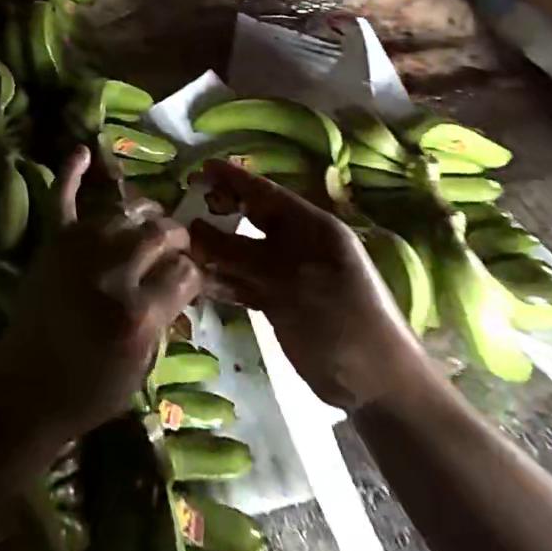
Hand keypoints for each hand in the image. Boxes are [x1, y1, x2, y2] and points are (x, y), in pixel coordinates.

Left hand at [0, 147, 202, 446]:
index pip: (186, 270)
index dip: (193, 271)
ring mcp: (78, 252)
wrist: (24, 390)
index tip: (190, 275)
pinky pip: (63, 199)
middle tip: (175, 248)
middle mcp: (112, 273)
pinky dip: (72, 173)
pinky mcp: (52, 244)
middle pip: (161, 232)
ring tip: (150, 223)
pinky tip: (84, 151)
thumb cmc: (90, 388)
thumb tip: (184, 278)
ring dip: (144, 213)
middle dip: (176, 237)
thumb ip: (166, 315)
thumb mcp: (143, 365)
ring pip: (124, 212)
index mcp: (139, 312)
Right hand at [188, 159, 427, 408]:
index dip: (233, 178)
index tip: (200, 167)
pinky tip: (194, 281)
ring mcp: (289, 275)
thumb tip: (194, 229)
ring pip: (244, 254)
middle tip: (180, 205)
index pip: (266, 192)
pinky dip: (223, 282)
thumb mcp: (289, 282)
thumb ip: (240, 255)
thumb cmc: (340, 319)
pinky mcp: (281, 303)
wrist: (376, 383)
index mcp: (312, 227)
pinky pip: (245, 284)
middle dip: (219, 211)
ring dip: (214, 252)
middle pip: (252, 219)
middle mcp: (299, 244)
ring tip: (176, 246)